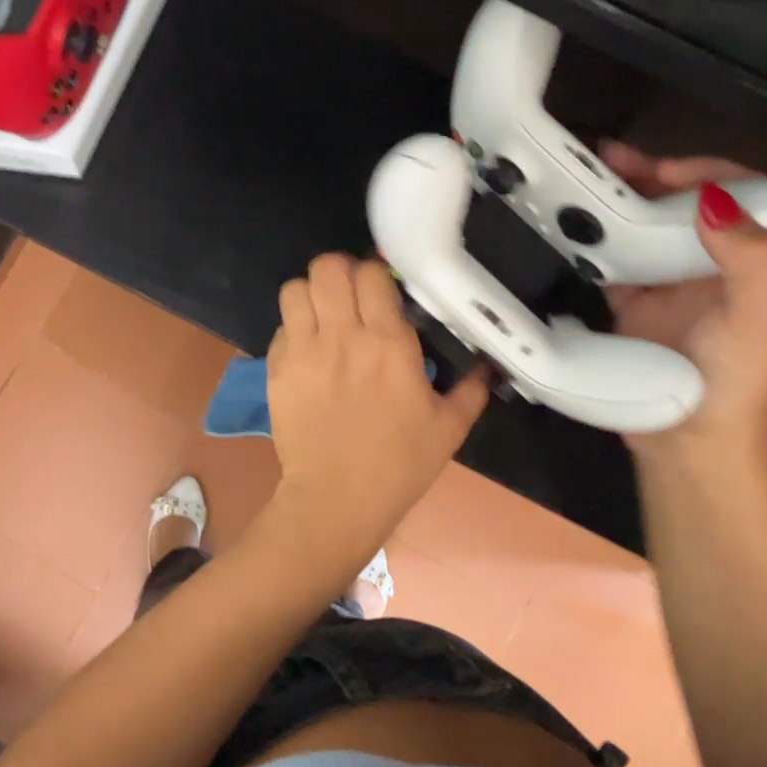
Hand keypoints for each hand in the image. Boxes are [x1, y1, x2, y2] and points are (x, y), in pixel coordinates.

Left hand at [266, 254, 490, 550]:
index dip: (376, 272)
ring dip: (310, 294)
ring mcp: (304, 351)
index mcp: (389, 342)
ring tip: (322, 315)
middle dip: (339, 273)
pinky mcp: (277, 370)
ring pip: (295, 289)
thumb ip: (471, 389)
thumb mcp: (449, 428)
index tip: (383, 288)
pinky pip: (280, 328)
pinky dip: (292, 330)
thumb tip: (489, 366)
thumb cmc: (398, 465)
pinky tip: (307, 350)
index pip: (373, 273)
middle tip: (350, 295)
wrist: (337, 498)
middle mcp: (343, 336)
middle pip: (327, 267)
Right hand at [597, 142, 766, 462]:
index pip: (741, 196)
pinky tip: (568, 230)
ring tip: (581, 185)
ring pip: (645, 229)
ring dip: (618, 203)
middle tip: (609, 162)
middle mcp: (712, 267)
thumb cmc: (735, 382)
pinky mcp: (632, 308)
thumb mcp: (762, 320)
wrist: (689, 445)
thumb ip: (752, 259)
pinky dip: (591, 244)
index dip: (706, 174)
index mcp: (756, 263)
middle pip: (685, 206)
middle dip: (651, 178)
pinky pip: (610, 264)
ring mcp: (669, 288)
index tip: (663, 172)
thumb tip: (711, 203)